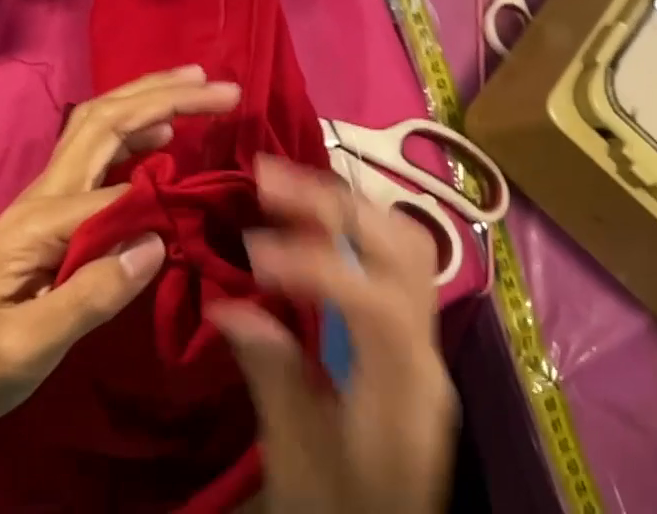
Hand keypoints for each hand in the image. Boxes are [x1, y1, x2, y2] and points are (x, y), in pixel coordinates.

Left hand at [0, 65, 242, 435]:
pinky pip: (99, 156)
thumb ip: (92, 296)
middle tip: (222, 87)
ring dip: (148, 101)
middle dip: (162, 95)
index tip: (212, 198)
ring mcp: (45, 200)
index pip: (114, 189)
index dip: (166, 186)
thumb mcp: (31, 346)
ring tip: (198, 88)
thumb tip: (157, 242)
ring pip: (98, 128)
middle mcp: (42, 195)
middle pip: (103, 121)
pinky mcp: (52, 214)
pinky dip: (135, 133)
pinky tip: (162, 136)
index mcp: (37, 221)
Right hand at [213, 158, 457, 513]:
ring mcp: (425, 342)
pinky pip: (394, 262)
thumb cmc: (339, 506)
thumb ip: (273, 375)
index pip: (373, 302)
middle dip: (335, 203)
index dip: (314, 265)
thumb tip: (228, 304)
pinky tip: (314, 219)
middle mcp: (427, 353)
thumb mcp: (297, 458)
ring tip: (289, 184)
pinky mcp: (411, 341)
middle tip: (267, 176)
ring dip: (349, 205)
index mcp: (404, 389)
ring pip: (407, 245)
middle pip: (404, 251)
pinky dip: (355, 228)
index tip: (253, 251)